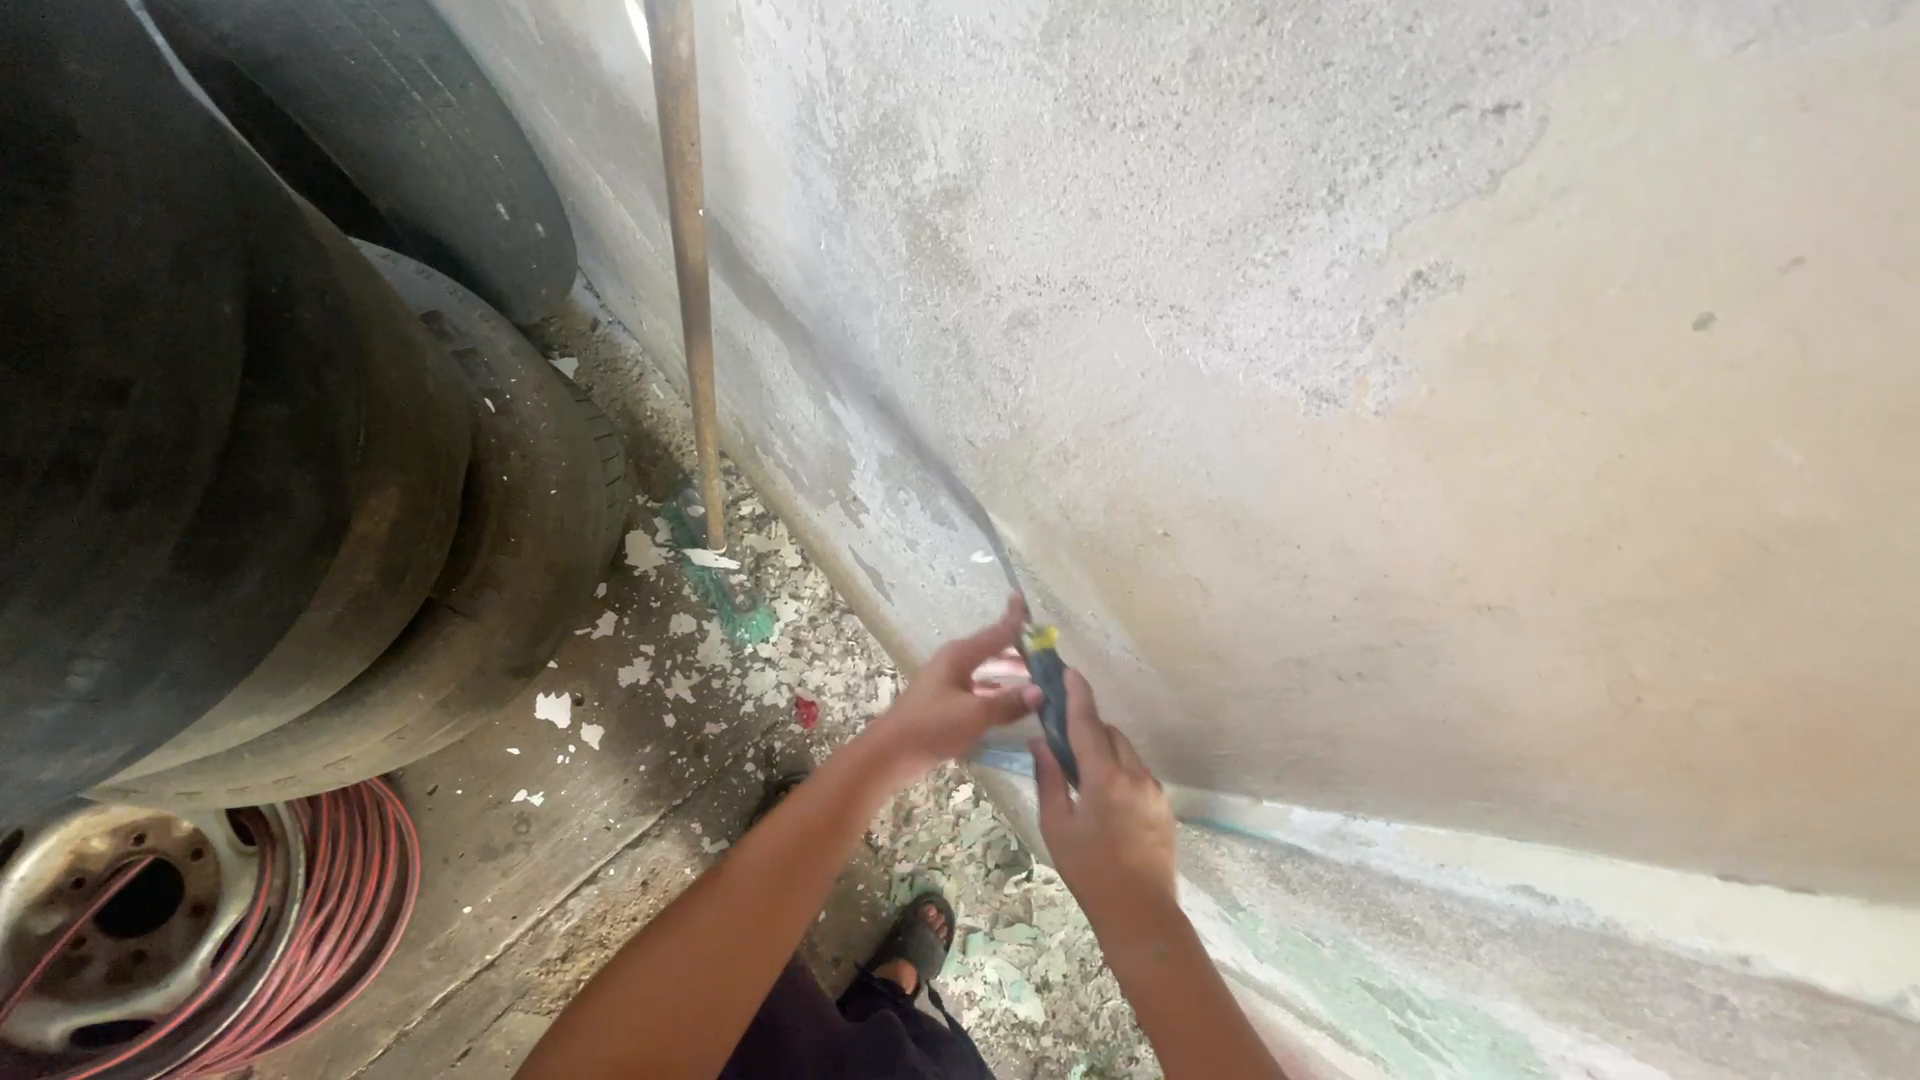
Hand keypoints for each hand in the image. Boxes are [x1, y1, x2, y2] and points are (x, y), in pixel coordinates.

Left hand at [858, 595, 1043, 789]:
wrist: (891, 753)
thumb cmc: (933, 726)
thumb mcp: (975, 714)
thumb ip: (1009, 703)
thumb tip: (1041, 692)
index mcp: (960, 655)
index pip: (996, 631)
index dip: (1013, 617)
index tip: (1024, 598)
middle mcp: (955, 663)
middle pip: (992, 649)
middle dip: (1018, 650)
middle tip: (1047, 654)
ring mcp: (949, 682)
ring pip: (986, 670)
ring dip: (1009, 672)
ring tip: (1037, 679)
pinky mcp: (947, 702)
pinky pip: (979, 689)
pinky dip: (997, 691)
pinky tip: (1012, 702)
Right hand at [1031, 670, 1178, 931]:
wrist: (1140, 913)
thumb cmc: (1089, 871)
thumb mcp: (1057, 825)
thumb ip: (1049, 779)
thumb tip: (1040, 743)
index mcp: (1106, 778)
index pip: (1088, 724)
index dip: (1077, 695)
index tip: (1069, 672)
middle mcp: (1135, 775)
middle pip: (1109, 734)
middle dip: (1087, 727)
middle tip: (1062, 739)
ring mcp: (1154, 790)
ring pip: (1125, 752)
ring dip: (1103, 750)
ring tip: (1080, 774)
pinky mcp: (1163, 804)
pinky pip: (1136, 773)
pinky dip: (1117, 770)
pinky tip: (1102, 797)